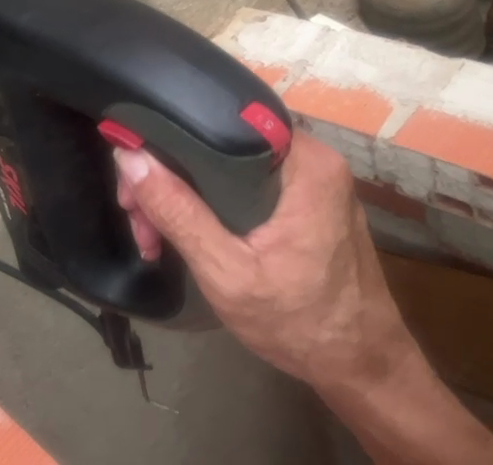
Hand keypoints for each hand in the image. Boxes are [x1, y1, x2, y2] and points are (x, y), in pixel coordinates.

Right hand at [114, 134, 421, 393]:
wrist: (365, 372)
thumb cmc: (303, 323)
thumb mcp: (227, 272)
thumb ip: (177, 211)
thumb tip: (127, 156)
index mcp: (303, 163)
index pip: (215, 121)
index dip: (162, 141)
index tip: (133, 178)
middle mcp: (309, 159)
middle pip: (212, 146)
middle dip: (165, 179)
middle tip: (135, 216)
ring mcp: (307, 181)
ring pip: (221, 168)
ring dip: (180, 198)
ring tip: (153, 237)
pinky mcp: (303, 202)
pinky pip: (239, 186)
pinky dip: (207, 207)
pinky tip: (182, 236)